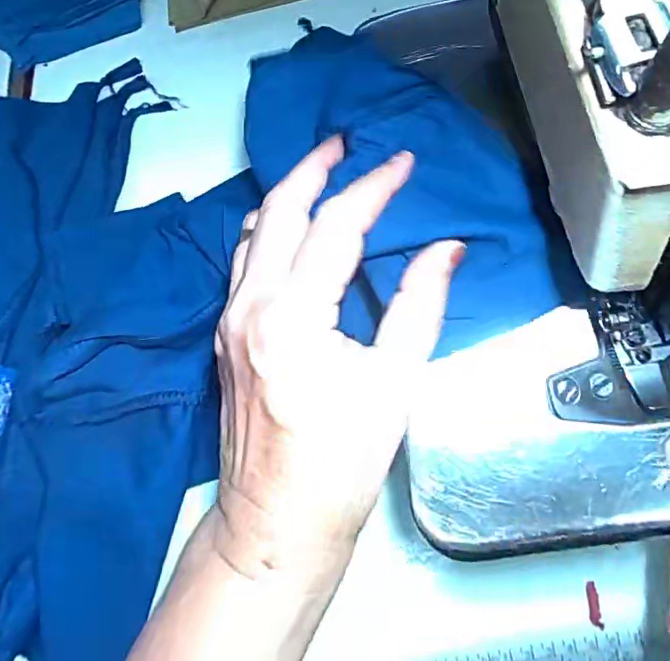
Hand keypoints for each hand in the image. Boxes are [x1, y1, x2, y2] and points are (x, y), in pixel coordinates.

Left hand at [213, 136, 463, 585]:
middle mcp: (251, 306)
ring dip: (288, 191)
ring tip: (322, 169)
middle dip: (314, 166)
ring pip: (254, 229)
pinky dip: (271, 225)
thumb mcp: (394, 386)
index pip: (336, 227)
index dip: (373, 187)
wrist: (273, 527)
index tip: (402, 163)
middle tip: (346, 142)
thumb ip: (418, 306)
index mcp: (293, 319)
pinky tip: (293, 223)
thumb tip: (444, 249)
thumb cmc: (339, 466)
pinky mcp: (225, 331)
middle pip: (280, 209)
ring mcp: (230, 317)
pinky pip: (245, 257)